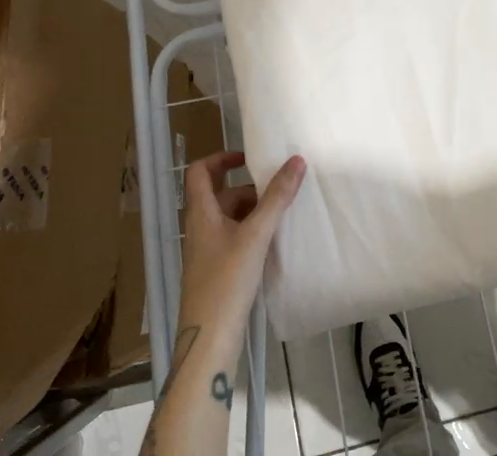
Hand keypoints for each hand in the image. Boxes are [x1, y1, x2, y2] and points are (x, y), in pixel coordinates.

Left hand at [176, 152, 306, 338]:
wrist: (209, 337)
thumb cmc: (226, 280)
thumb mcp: (255, 235)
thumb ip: (276, 198)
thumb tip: (296, 160)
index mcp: (201, 212)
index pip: (200, 171)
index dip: (221, 158)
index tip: (248, 159)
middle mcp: (200, 227)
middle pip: (220, 195)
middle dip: (249, 189)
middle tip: (279, 190)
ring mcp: (207, 250)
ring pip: (230, 218)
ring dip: (254, 212)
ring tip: (283, 216)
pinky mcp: (217, 271)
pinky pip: (234, 239)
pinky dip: (252, 234)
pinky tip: (274, 243)